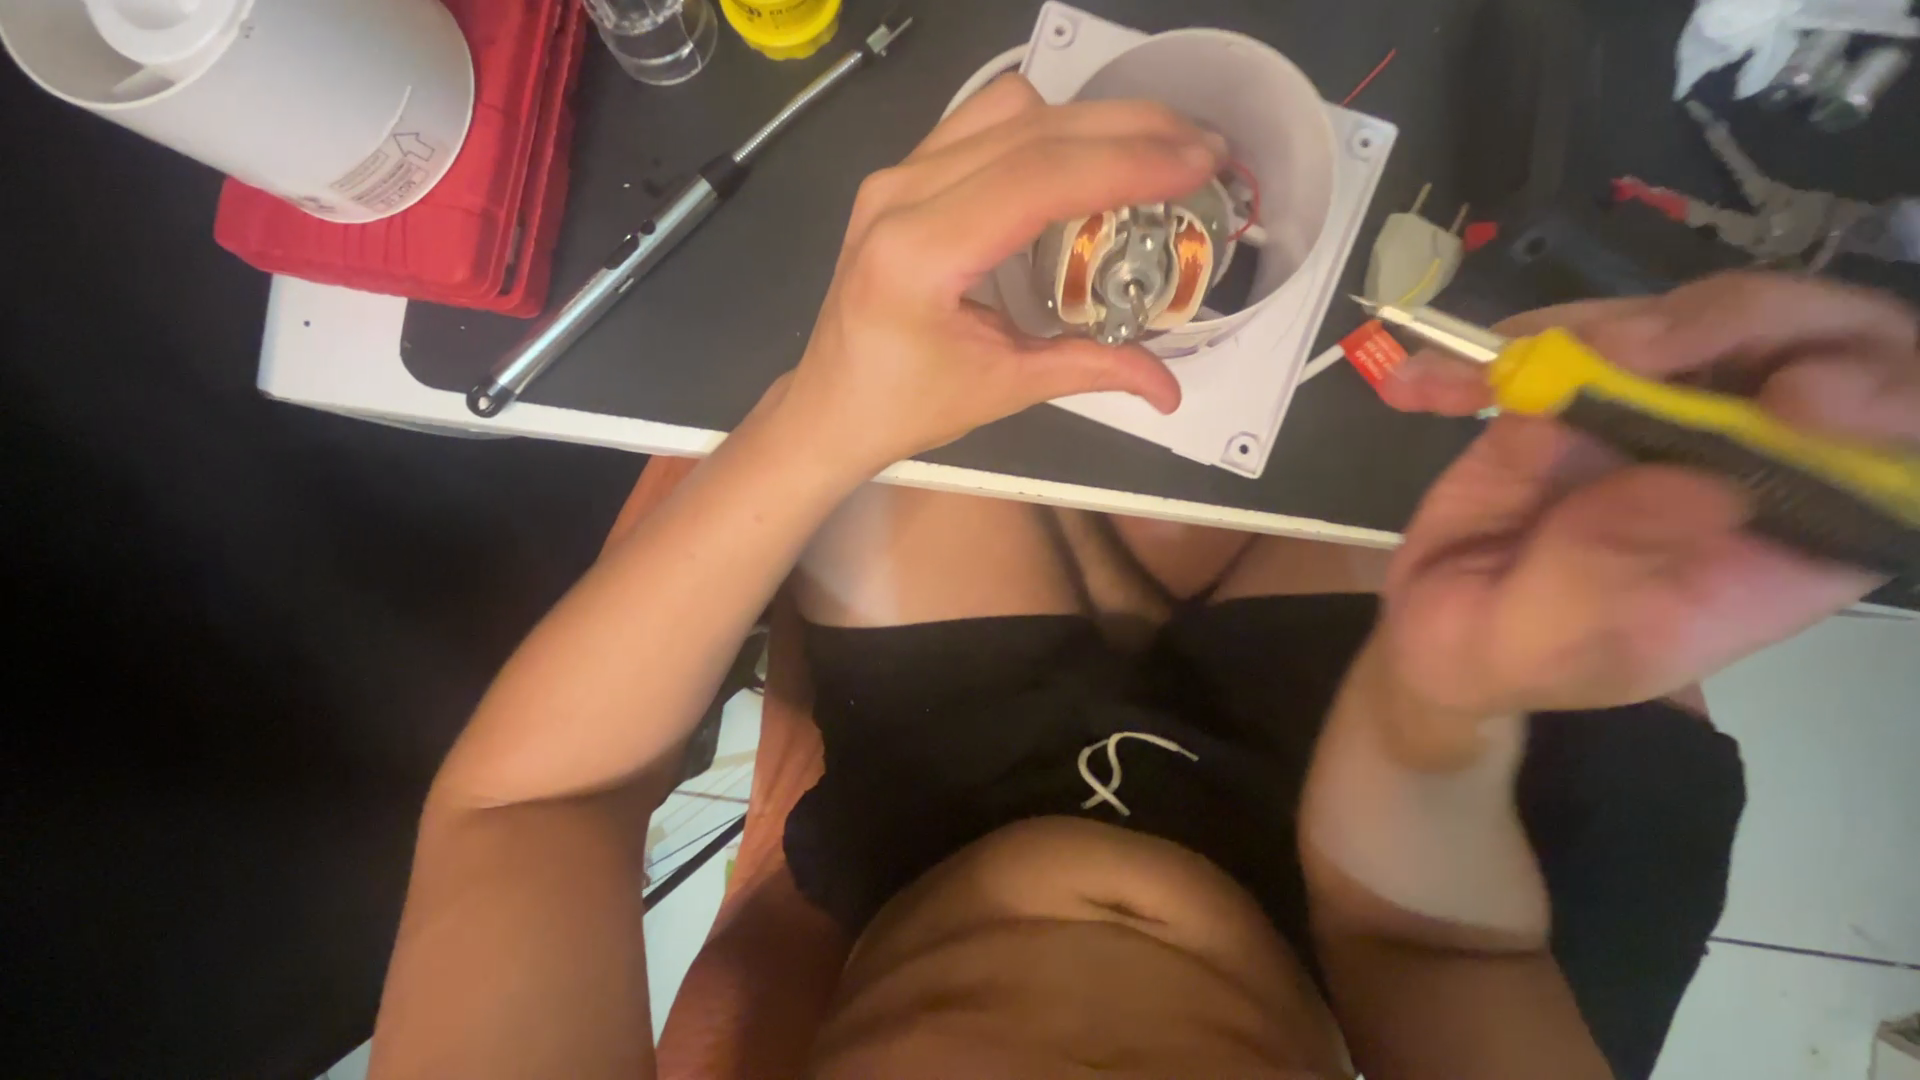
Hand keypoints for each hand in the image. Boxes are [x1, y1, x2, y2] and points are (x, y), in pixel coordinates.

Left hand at [771, 75, 1225, 473]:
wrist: (831, 406)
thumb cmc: (904, 407)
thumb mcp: (1002, 390)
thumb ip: (1089, 370)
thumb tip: (1169, 389)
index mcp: (920, 252)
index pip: (1037, 177)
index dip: (1127, 161)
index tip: (1198, 163)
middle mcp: (900, 193)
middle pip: (1029, 126)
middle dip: (1127, 128)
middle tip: (1200, 149)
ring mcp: (894, 177)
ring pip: (1005, 109)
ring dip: (1086, 120)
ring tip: (1151, 152)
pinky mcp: (898, 177)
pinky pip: (978, 124)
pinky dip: (1042, 130)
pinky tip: (1082, 161)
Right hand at [1372, 273, 1919, 757]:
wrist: (1437, 631)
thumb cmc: (1503, 659)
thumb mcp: (1546, 646)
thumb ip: (1603, 579)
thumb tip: (1693, 484)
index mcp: (1786, 542)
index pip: (1899, 448)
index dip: (1884, 400)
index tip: (1794, 401)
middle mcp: (1743, 463)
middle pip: (1805, 344)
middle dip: (1720, 325)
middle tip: (1615, 348)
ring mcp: (1657, 420)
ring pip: (1677, 323)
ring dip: (1578, 328)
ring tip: (1476, 370)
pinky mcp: (1575, 398)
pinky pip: (1551, 344)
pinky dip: (1478, 353)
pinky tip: (1420, 385)